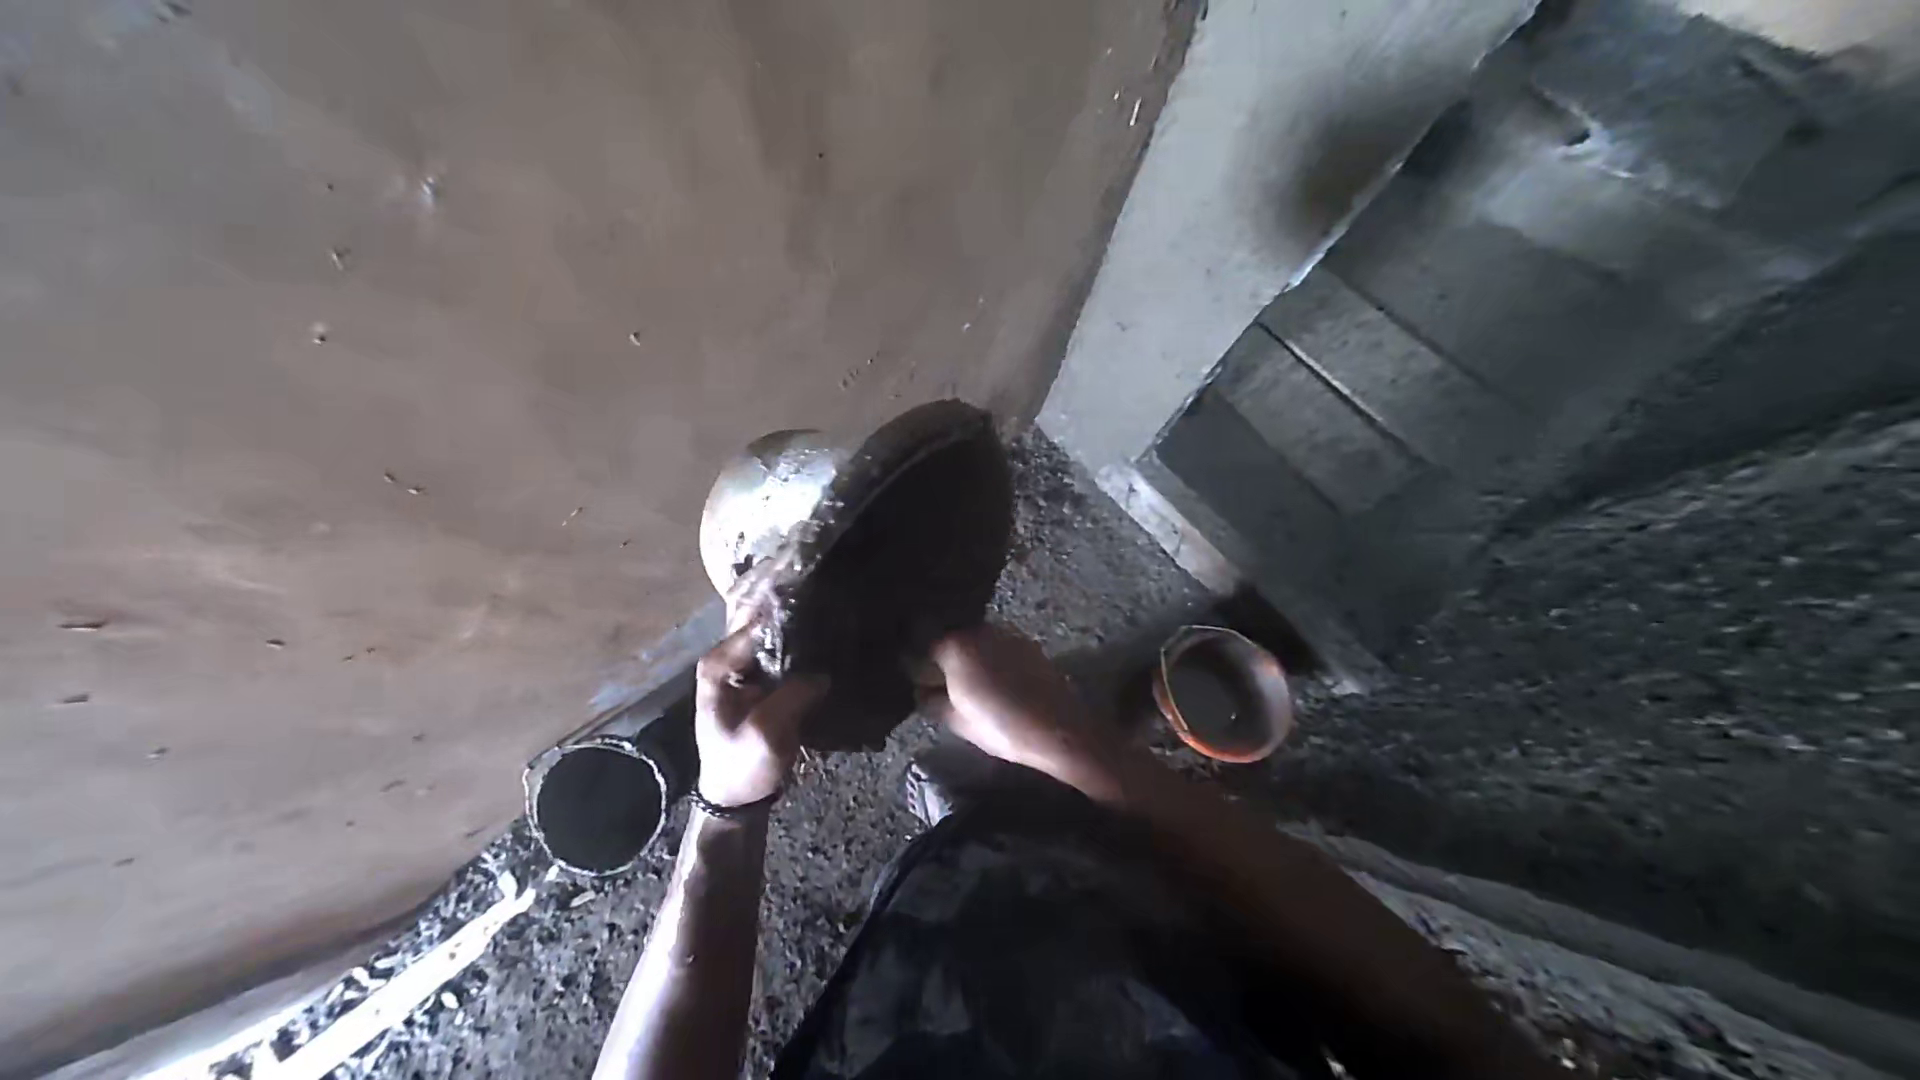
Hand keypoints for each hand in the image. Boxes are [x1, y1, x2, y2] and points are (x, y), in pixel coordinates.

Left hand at [694, 562, 828, 807]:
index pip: (756, 622)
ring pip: (776, 638)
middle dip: (795, 613)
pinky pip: (784, 656)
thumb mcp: (767, 732)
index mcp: (719, 665)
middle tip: (833, 603)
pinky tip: (828, 642)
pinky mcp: (763, 683)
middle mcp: (729, 659)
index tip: (821, 596)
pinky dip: (803, 648)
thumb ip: (794, 695)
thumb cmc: (743, 765)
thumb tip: (824, 671)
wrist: (738, 798)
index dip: (787, 610)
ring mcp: (746, 670)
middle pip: (764, 624)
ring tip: (836, 617)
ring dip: (801, 630)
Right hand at [924, 625, 1122, 791]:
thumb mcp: (957, 720)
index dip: (918, 667)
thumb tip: (922, 691)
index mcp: (956, 645)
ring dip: (968, 658)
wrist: (1058, 728)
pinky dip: (990, 659)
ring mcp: (1006, 633)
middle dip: (943, 660)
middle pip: (950, 639)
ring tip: (971, 686)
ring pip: (975, 642)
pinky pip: (997, 646)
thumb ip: (932, 700)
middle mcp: (979, 629)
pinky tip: (996, 683)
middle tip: (942, 687)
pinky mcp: (1027, 643)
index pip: (923, 648)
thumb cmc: (1001, 726)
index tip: (919, 684)